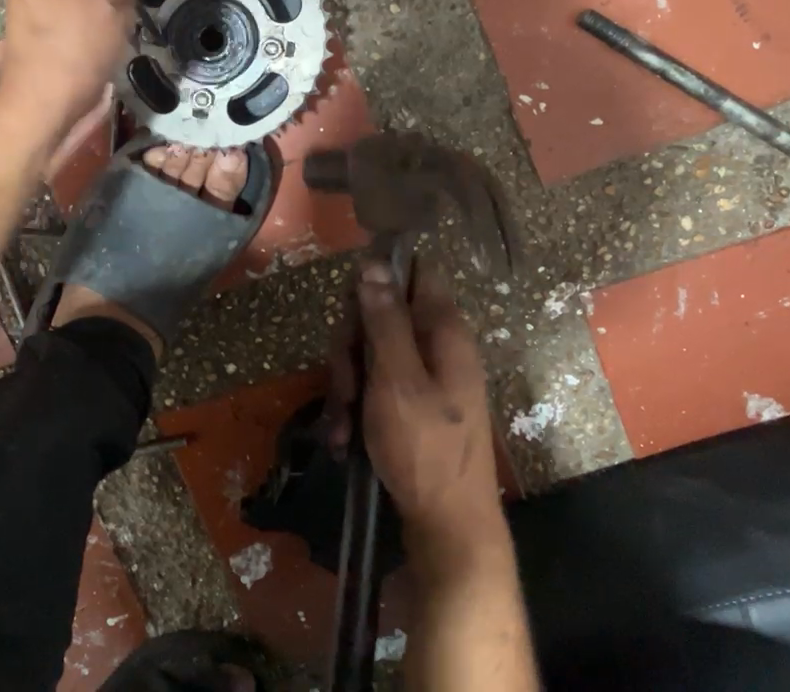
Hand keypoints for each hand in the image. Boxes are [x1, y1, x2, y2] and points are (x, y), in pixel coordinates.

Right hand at [330, 258, 509, 569]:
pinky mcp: (410, 407)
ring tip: (342, 425)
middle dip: (350, 347)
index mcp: (443, 331)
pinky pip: (373, 389)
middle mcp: (436, 348)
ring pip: (369, 355)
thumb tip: (374, 262)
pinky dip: (354, 410)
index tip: (349, 305)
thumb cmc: (424, 449)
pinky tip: (344, 439)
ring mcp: (423, 380)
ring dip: (346, 386)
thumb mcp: (396, 380)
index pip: (414, 272)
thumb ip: (384, 320)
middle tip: (345, 381)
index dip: (378, 278)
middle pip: (380, 316)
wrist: (446, 527)